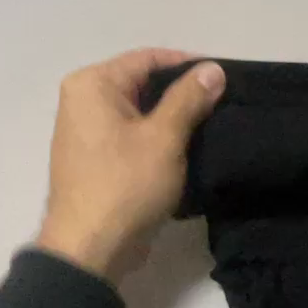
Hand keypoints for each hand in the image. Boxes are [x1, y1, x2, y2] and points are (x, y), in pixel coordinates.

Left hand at [35, 49, 224, 280]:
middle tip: (224, 106)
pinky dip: (159, 141)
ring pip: (140, 114)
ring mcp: (87, 133)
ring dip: (174, 121)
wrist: (91, 248)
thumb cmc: (126, 186)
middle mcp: (83, 101)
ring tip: (213, 128)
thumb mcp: (164, 138)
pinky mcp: (97, 161)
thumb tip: (213, 69)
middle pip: (143, 85)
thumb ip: (189, 99)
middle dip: (183, 95)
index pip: (148, 59)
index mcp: (92, 85)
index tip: (224, 78)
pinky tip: (188, 152)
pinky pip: (133, 138)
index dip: (188, 65)